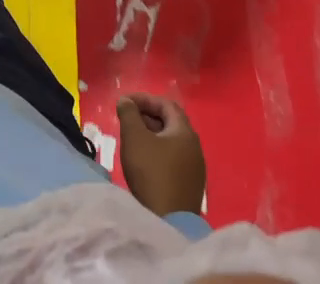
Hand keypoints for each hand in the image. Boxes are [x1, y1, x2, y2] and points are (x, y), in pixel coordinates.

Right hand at [117, 92, 205, 216]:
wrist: (169, 220)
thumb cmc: (151, 171)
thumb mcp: (134, 137)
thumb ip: (128, 113)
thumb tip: (126, 101)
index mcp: (185, 132)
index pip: (167, 105)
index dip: (144, 98)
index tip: (125, 101)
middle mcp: (195, 147)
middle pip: (170, 122)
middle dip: (147, 115)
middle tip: (126, 118)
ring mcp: (195, 167)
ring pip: (171, 141)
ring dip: (151, 133)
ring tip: (131, 137)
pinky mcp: (190, 183)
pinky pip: (173, 157)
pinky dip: (157, 150)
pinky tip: (143, 159)